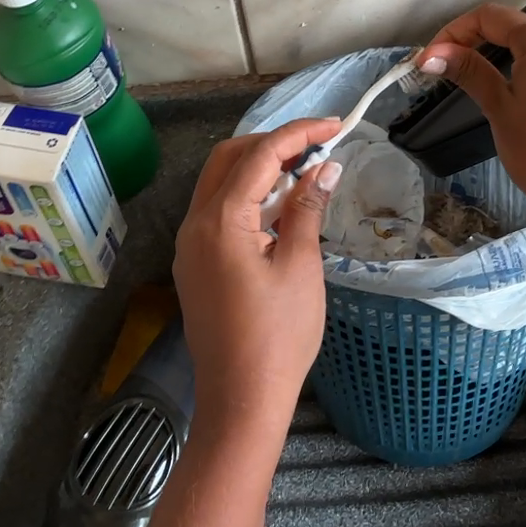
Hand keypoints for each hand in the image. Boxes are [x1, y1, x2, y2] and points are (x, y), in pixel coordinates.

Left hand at [174, 118, 343, 429]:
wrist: (240, 400)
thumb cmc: (278, 336)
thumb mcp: (301, 266)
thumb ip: (308, 209)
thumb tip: (326, 168)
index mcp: (221, 220)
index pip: (260, 154)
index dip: (300, 133)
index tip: (335, 125)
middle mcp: (195, 223)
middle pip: (230, 158)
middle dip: (274, 143)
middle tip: (317, 146)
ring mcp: (190, 244)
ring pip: (220, 182)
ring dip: (260, 167)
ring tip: (305, 170)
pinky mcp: (194, 262)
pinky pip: (218, 210)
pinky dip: (248, 196)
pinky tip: (281, 206)